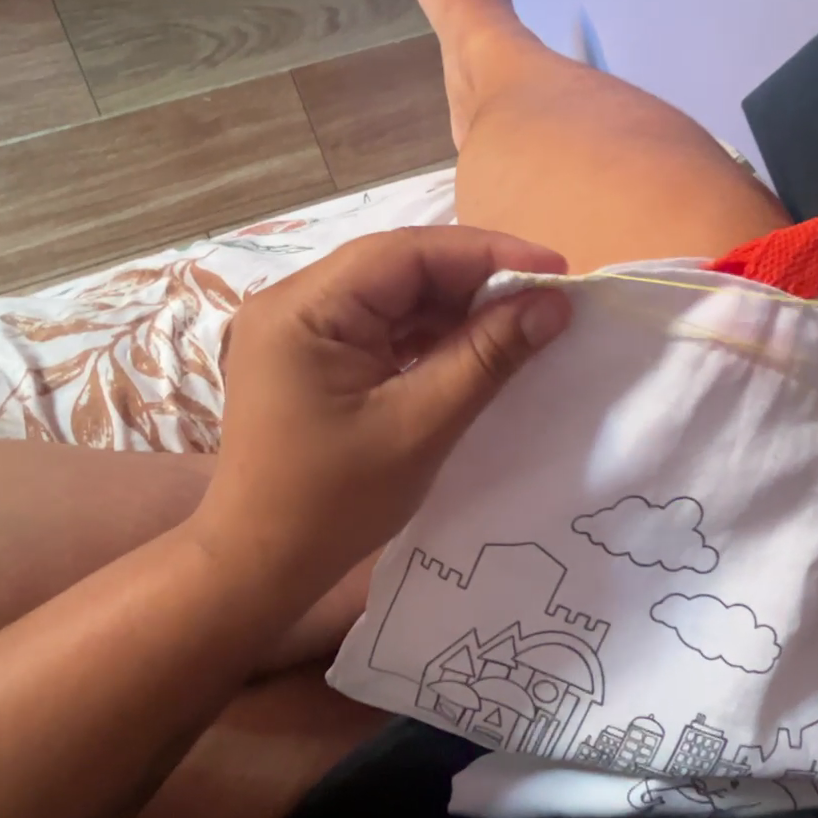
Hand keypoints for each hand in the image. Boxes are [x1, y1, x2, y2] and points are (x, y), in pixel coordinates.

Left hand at [189, 226, 572, 595]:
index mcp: (305, 308)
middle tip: (545, 302)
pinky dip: (428, 337)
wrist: (262, 564)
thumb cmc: (335, 504)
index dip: (488, 253)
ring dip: (455, 311)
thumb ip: (486, 357)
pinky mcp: (311, 358)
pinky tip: (472, 350)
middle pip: (399, 269)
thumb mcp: (420, 426)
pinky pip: (379, 329)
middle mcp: (294, 302)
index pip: (407, 253)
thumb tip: (553, 304)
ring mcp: (299, 330)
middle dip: (475, 282)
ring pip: (393, 298)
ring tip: (519, 326)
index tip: (555, 270)